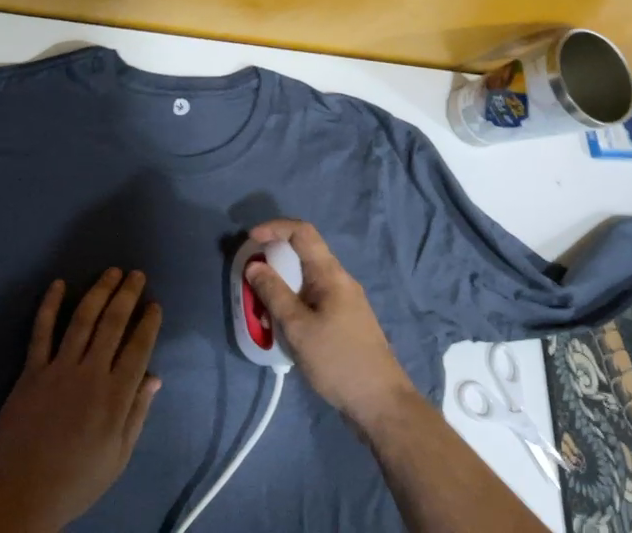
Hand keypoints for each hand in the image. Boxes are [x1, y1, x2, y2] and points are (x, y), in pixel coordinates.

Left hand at [0, 269, 162, 532]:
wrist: (22, 493)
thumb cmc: (76, 480)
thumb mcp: (118, 455)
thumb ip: (136, 413)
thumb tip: (154, 377)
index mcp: (116, 397)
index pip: (138, 348)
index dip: (148, 323)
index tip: (155, 304)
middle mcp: (90, 375)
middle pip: (113, 325)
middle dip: (127, 295)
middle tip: (136, 274)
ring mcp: (58, 369)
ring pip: (82, 320)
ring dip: (98, 292)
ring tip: (111, 272)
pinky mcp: (31, 371)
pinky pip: (42, 331)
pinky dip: (49, 305)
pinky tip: (58, 284)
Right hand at [244, 219, 418, 429]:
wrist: (381, 404)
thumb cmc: (338, 361)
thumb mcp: (298, 327)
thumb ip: (274, 293)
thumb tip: (255, 265)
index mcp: (331, 275)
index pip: (302, 232)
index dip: (275, 228)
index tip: (250, 240)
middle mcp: (340, 281)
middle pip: (303, 256)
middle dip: (273, 263)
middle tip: (250, 284)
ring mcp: (345, 302)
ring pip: (305, 282)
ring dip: (281, 289)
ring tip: (262, 314)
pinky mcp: (344, 322)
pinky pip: (312, 301)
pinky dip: (293, 306)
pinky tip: (283, 331)